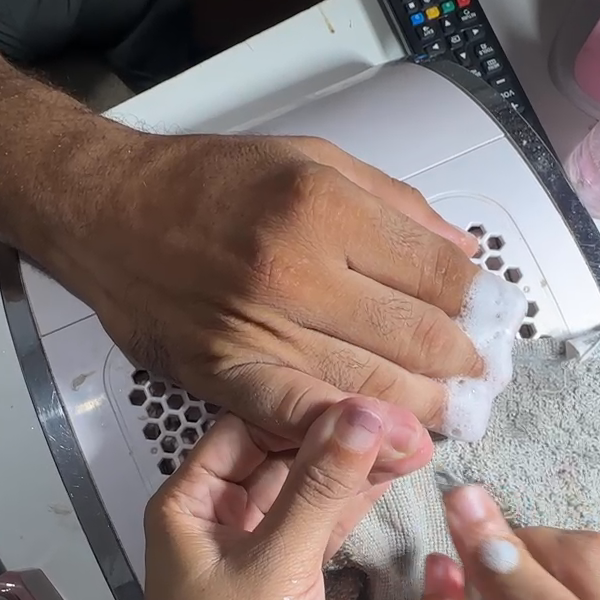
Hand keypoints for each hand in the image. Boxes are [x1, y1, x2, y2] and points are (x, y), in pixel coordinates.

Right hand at [51, 132, 483, 454]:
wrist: (107, 214)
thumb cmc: (201, 184)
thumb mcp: (306, 158)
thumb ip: (390, 202)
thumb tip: (456, 249)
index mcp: (323, 207)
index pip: (435, 273)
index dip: (478, 305)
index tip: (492, 320)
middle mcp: (293, 270)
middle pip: (414, 336)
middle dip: (463, 364)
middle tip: (482, 377)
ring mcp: (257, 328)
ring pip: (370, 383)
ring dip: (425, 406)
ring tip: (452, 410)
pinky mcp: (224, 372)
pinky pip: (299, 413)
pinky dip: (350, 430)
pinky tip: (391, 440)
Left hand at [139, 397, 429, 599]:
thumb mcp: (277, 566)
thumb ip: (321, 487)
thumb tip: (366, 411)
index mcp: (189, 500)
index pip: (249, 426)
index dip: (308, 409)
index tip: (374, 399)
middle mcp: (215, 512)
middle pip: (281, 453)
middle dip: (340, 438)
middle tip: (409, 423)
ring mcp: (251, 542)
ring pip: (305, 488)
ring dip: (354, 468)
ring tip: (417, 442)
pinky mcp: (282, 572)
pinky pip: (317, 523)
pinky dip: (351, 502)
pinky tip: (393, 475)